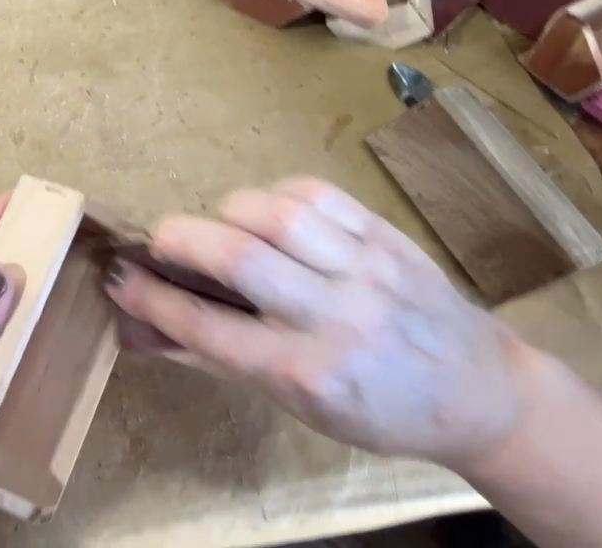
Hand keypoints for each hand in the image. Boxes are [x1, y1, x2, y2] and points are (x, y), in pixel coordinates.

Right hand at [106, 178, 533, 468]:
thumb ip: (216, 356)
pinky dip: (275, 196)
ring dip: (230, 213)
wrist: (481, 393)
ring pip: (276, 215)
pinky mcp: (384, 234)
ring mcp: (364, 270)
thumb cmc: (377, 409)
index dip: (153, 298)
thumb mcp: (297, 403)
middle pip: (238, 259)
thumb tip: (140, 326)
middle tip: (158, 240)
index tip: (120, 277)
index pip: (210, 330)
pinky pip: (315, 192)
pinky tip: (270, 214)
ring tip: (221, 227)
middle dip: (179, 239)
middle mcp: (335, 319)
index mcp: (308, 373)